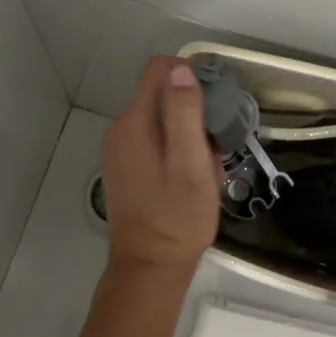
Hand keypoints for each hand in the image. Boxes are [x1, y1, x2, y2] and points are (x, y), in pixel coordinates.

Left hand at [99, 57, 219, 270]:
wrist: (149, 268)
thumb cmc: (176, 218)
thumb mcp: (190, 164)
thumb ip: (185, 114)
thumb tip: (181, 68)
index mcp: (133, 123)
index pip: (159, 70)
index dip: (191, 76)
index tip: (215, 105)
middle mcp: (120, 130)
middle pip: (162, 95)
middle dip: (194, 114)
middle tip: (215, 149)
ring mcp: (120, 150)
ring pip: (162, 121)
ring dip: (189, 137)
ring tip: (207, 170)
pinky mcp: (127, 167)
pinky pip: (156, 142)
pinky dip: (178, 152)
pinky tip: (192, 180)